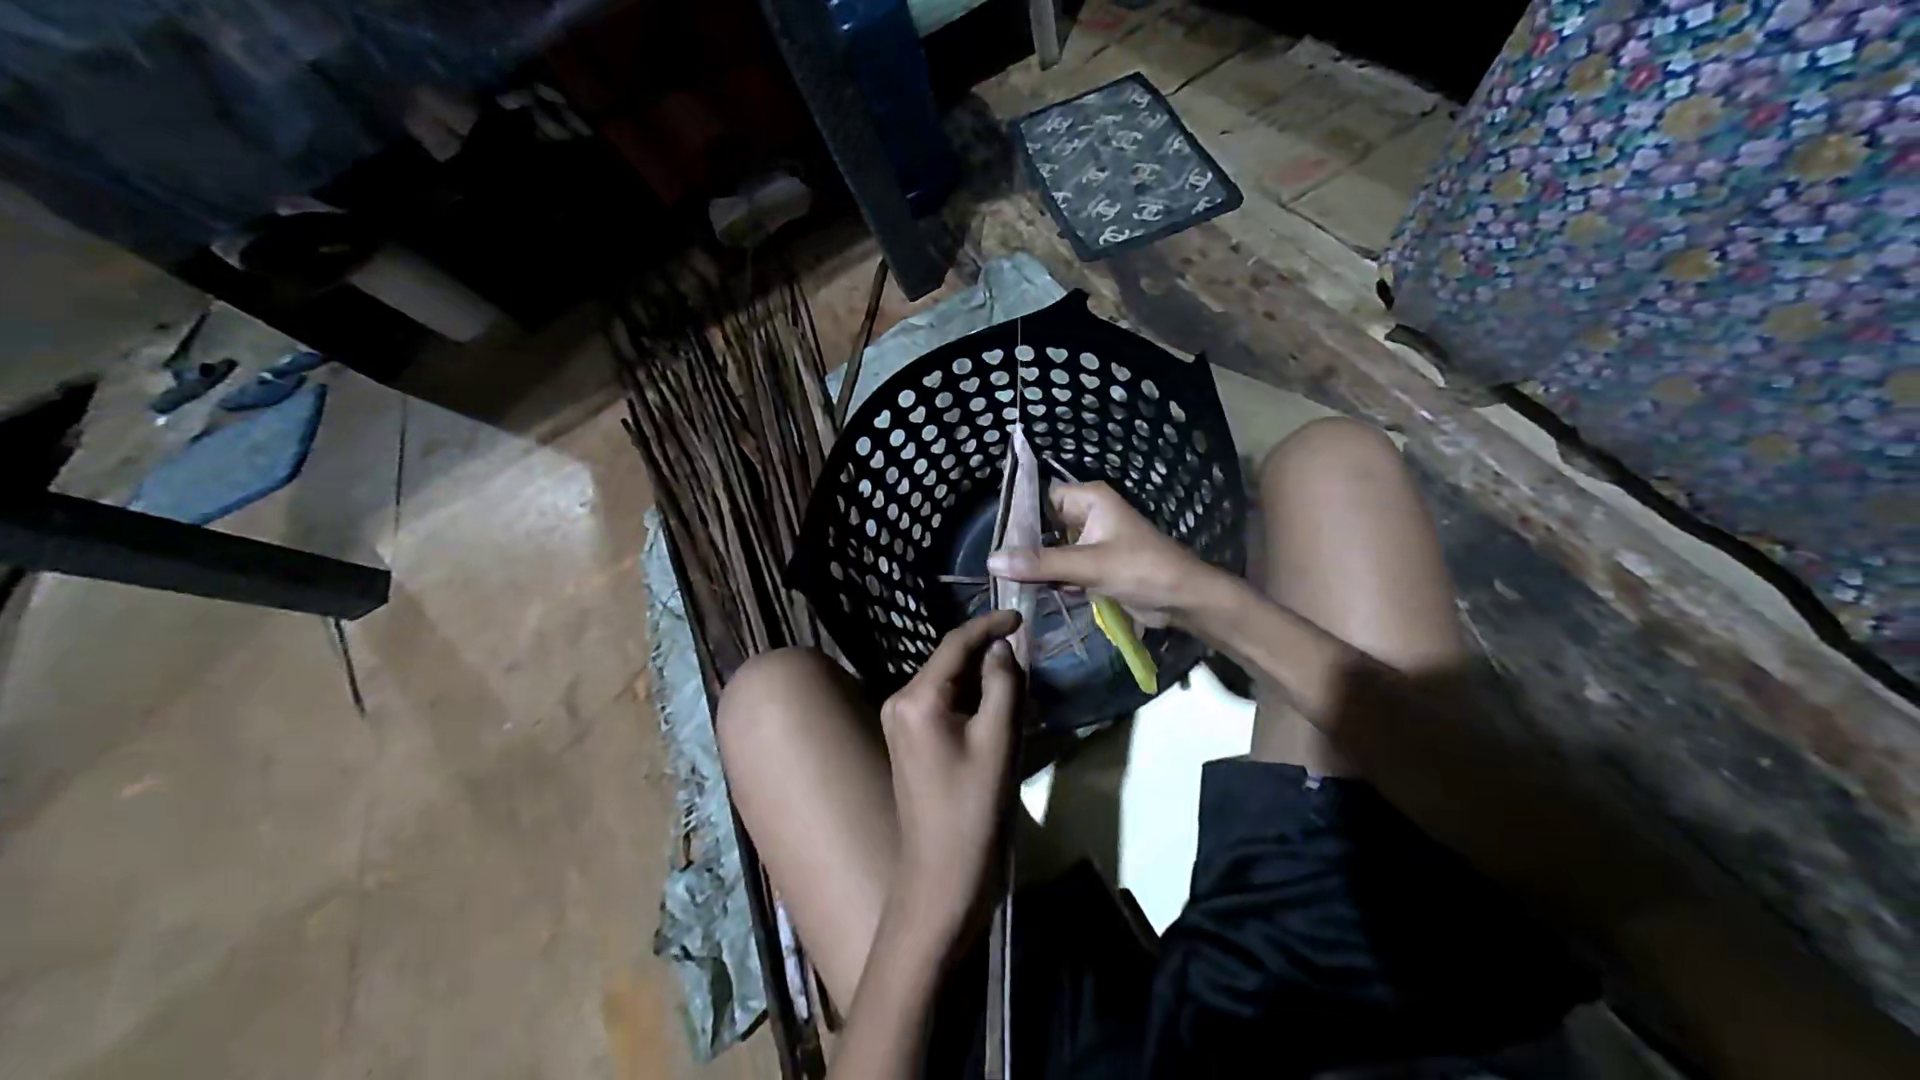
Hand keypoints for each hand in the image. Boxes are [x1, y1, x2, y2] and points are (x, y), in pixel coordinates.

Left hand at [879, 609, 1022, 936]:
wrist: (941, 878)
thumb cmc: (973, 810)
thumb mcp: (998, 741)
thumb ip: (1004, 684)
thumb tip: (1002, 648)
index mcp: (917, 698)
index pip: (955, 644)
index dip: (989, 625)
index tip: (1022, 616)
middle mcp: (900, 701)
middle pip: (950, 663)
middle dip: (988, 657)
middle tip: (1029, 662)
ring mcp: (899, 723)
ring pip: (949, 684)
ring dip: (982, 681)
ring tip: (1019, 688)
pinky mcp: (908, 741)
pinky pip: (943, 705)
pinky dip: (971, 702)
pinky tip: (996, 712)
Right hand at [987, 481, 1219, 628]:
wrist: (1184, 600)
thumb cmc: (1141, 570)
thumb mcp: (1088, 565)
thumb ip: (1040, 563)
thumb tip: (992, 561)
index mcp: (1090, 499)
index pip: (1042, 498)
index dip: (1019, 516)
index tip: (993, 537)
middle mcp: (1089, 515)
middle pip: (1045, 526)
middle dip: (1025, 546)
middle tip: (994, 564)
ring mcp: (1092, 542)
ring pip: (1053, 550)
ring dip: (1037, 566)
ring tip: (1007, 581)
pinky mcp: (1096, 566)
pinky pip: (1065, 568)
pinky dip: (1053, 580)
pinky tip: (1033, 592)